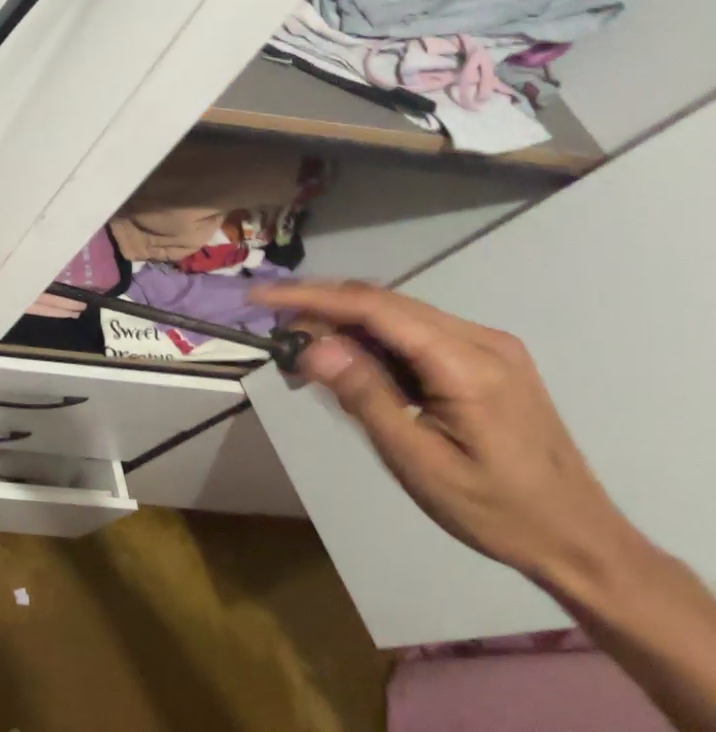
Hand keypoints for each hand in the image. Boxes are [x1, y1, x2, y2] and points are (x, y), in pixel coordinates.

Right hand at [257, 282, 640, 587]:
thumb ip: (365, 395)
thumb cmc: (494, 508)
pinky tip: (349, 365)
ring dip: (343, 325)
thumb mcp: (417, 459)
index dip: (309, 296)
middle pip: (382, 302)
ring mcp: (488, 348)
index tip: (258, 297)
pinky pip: (414, 333)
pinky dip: (371, 340)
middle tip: (275, 338)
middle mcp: (482, 341)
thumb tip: (311, 345)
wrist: (578, 540)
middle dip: (320, 310)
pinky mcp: (485, 361)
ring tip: (303, 354)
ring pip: (396, 314)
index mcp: (467, 363)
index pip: (373, 308)